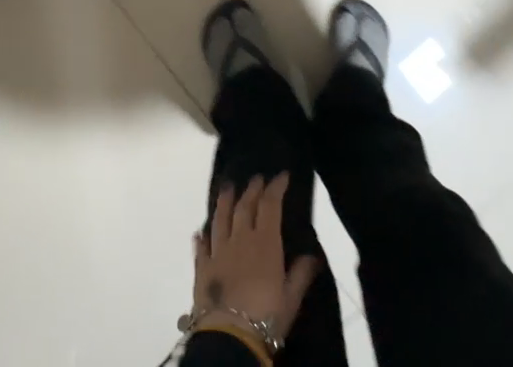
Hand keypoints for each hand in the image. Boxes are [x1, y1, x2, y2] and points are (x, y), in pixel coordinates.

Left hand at [189, 174, 318, 343]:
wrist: (230, 335)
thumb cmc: (267, 315)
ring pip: (220, 218)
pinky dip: (202, 236)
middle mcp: (240, 239)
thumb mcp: (291, 297)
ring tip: (227, 188)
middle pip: (244, 206)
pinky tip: (200, 231)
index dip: (276, 187)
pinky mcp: (202, 267)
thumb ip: (301, 273)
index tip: (282, 176)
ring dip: (224, 201)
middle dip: (252, 189)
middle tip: (257, 179)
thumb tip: (312, 255)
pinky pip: (201, 246)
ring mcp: (218, 251)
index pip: (270, 205)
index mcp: (265, 242)